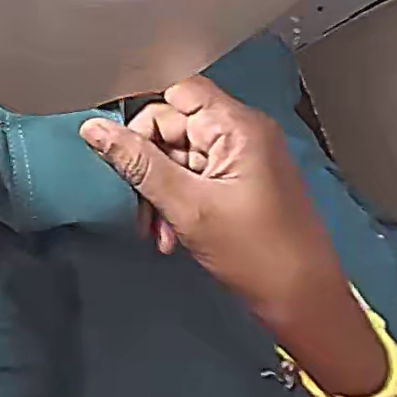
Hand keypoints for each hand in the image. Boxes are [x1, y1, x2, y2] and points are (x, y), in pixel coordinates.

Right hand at [78, 76, 345, 329]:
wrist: (303, 304)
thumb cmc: (255, 253)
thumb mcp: (186, 206)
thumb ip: (137, 163)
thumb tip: (93, 129)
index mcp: (237, 126)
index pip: (177, 93)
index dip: (143, 116)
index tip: (119, 149)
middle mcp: (240, 132)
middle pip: (172, 126)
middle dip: (148, 165)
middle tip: (139, 205)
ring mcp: (240, 158)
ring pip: (176, 155)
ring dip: (158, 189)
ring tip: (157, 230)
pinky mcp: (238, 181)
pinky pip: (192, 176)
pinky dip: (175, 200)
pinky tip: (170, 234)